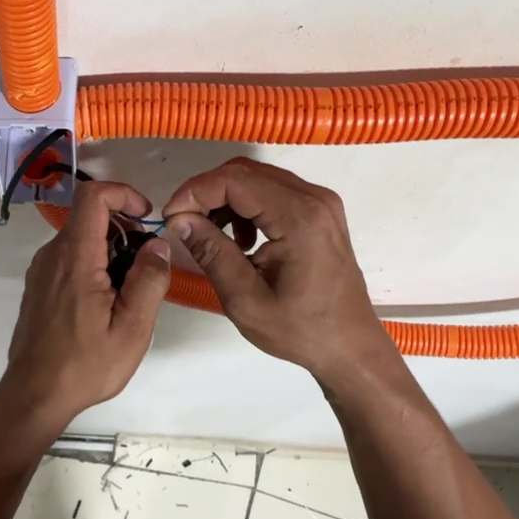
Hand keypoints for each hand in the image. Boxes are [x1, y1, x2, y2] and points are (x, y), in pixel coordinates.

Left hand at [0, 181, 171, 425]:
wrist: (34, 394)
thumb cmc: (85, 365)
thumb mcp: (132, 328)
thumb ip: (149, 280)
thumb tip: (157, 245)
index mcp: (75, 258)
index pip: (92, 196)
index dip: (123, 193)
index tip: (146, 216)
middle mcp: (51, 256)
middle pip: (89, 219)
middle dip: (124, 230)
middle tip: (146, 266)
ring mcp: (40, 272)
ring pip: (79, 241)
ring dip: (110, 252)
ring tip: (129, 293)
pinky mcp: (37, 289)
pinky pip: (68, 261)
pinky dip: (92, 267)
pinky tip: (105, 305)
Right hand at [162, 158, 391, 378]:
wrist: (348, 345)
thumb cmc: (298, 329)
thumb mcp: (244, 298)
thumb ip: (211, 253)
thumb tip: (179, 219)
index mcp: (298, 218)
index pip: (233, 181)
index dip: (194, 192)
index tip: (171, 219)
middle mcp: (313, 199)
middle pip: (244, 172)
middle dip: (205, 193)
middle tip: (183, 225)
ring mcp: (320, 202)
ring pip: (256, 178)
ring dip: (224, 199)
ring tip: (209, 236)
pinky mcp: (319, 211)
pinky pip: (272, 191)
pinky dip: (245, 206)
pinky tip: (240, 240)